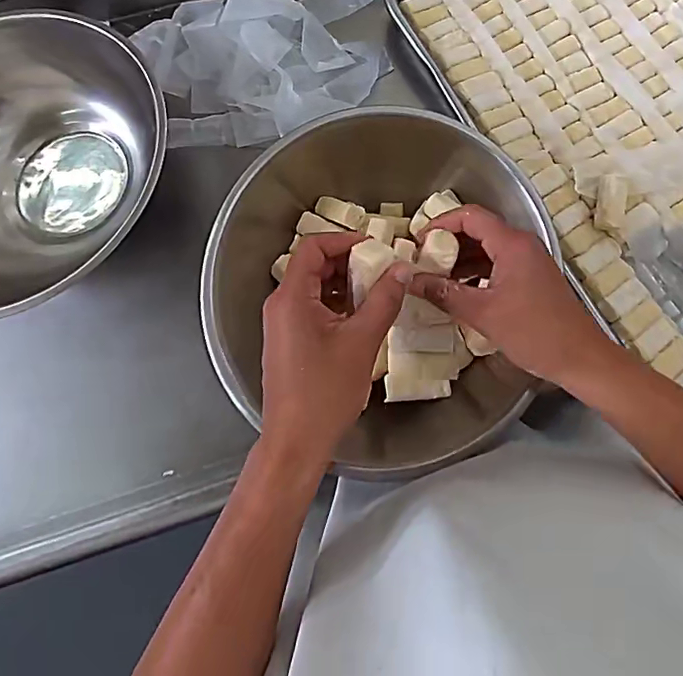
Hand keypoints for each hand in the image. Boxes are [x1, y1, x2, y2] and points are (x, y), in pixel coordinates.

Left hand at [259, 232, 408, 468]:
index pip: (313, 247)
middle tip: (382, 267)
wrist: (296, 442)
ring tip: (378, 291)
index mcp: (291, 297)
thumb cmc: (324, 392)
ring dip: (346, 284)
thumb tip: (401, 269)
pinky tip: (363, 316)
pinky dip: (338, 304)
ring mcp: (282, 324)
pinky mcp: (289, 341)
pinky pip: (313, 308)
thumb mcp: (362, 340)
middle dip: (349, 262)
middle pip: (313, 265)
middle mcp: (281, 305)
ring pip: (315, 287)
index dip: (344, 240)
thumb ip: (384, 300)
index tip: (373, 245)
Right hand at [409, 205, 623, 386]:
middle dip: (447, 243)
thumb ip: (444, 293)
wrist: (581, 357)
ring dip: (460, 259)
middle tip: (422, 262)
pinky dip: (476, 271)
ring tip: (435, 279)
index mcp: (512, 244)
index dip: (440, 224)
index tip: (418, 243)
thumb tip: (410, 280)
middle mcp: (522, 244)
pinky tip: (460, 291)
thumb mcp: (483, 313)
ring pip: (487, 247)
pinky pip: (498, 263)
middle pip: (477, 229)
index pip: (469, 216)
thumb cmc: (535, 333)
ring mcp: (529, 260)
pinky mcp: (532, 276)